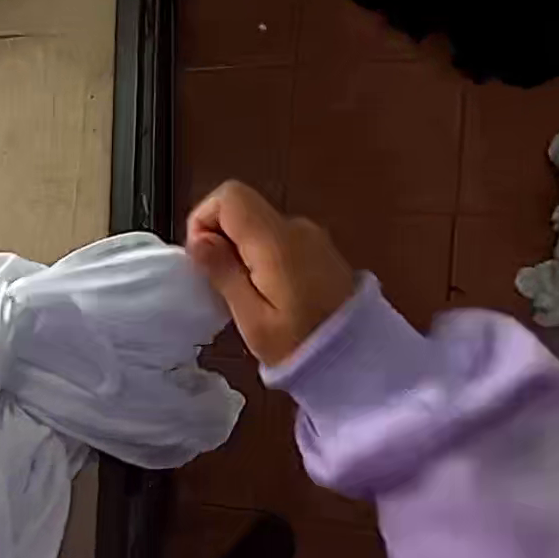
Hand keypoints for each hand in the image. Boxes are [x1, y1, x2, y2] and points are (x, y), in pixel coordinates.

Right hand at [186, 181, 357, 365]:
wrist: (359, 361)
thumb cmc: (300, 346)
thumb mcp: (252, 318)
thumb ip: (224, 273)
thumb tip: (199, 239)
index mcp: (277, 241)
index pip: (230, 196)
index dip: (204, 219)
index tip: (201, 259)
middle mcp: (297, 228)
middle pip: (244, 210)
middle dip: (222, 241)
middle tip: (221, 288)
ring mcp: (314, 238)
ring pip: (261, 227)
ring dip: (243, 253)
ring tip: (247, 299)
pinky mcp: (323, 251)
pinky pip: (282, 241)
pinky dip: (265, 259)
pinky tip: (270, 296)